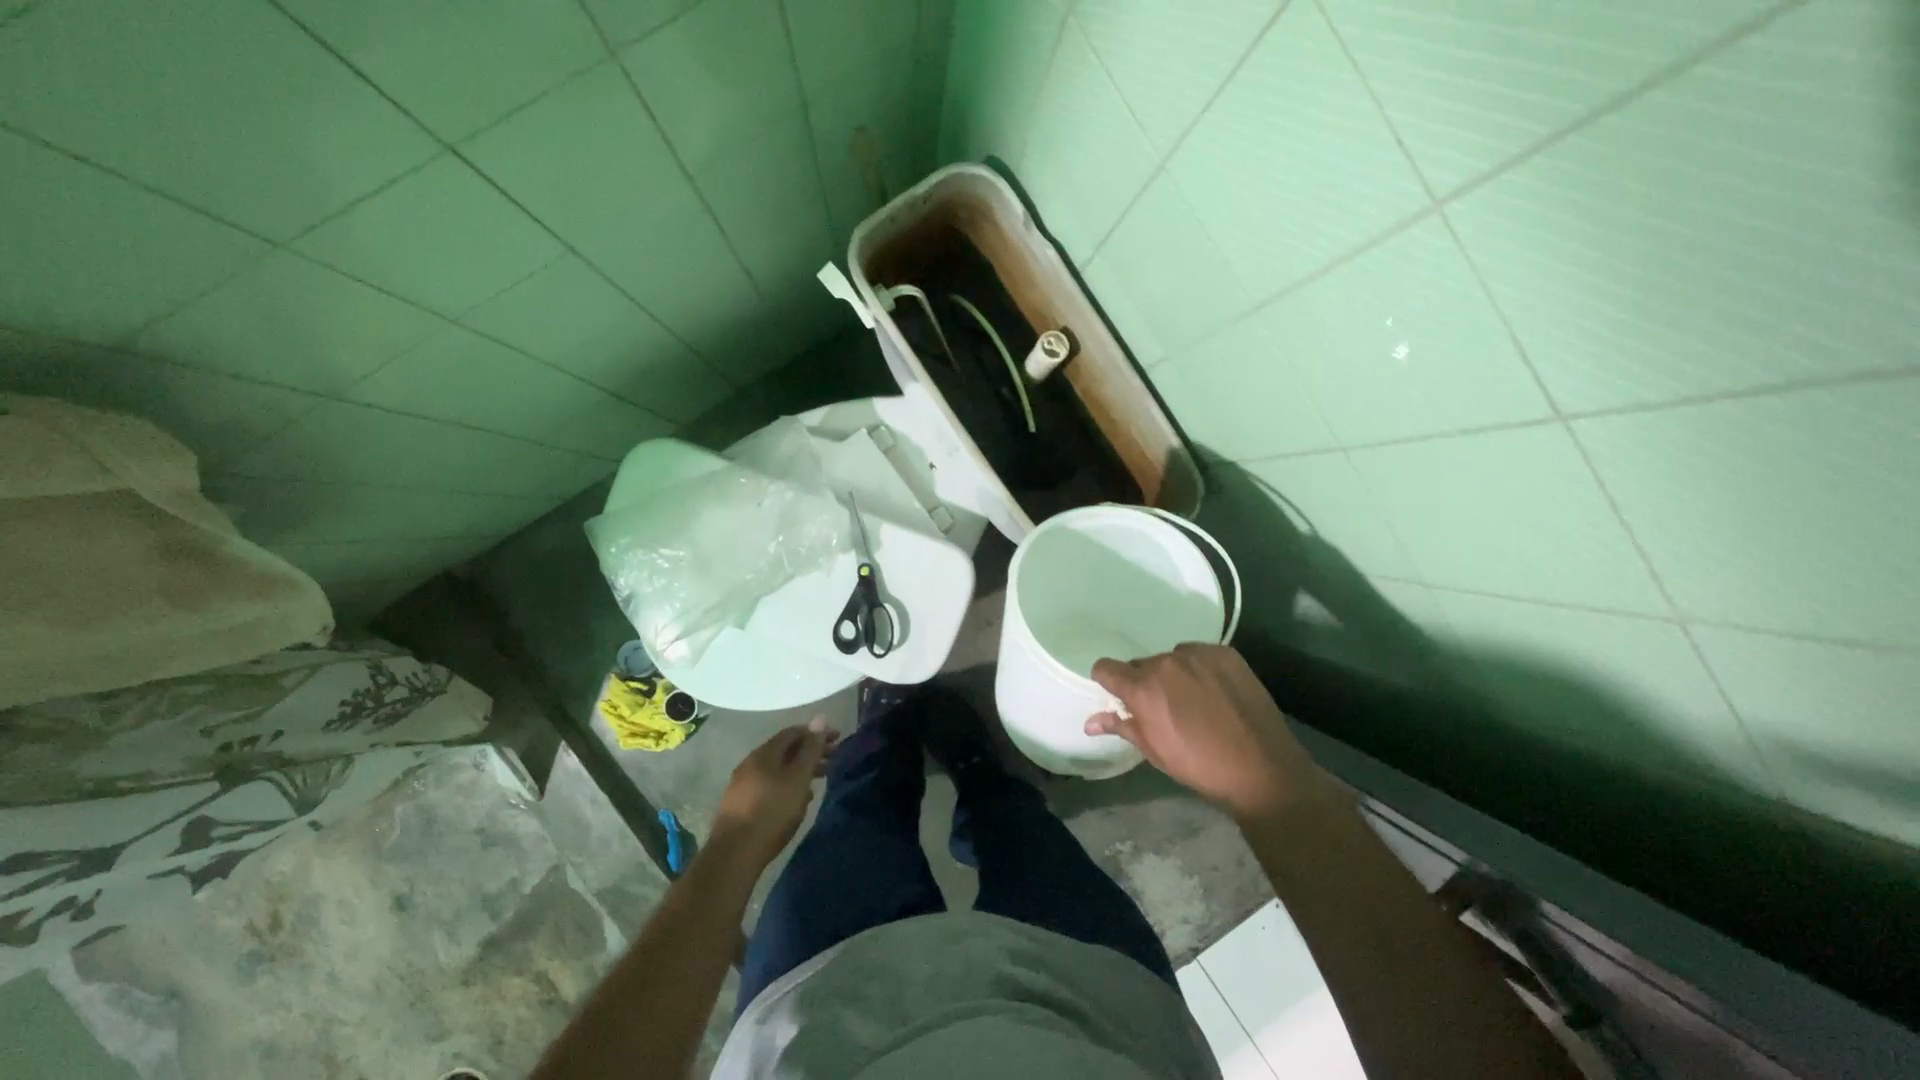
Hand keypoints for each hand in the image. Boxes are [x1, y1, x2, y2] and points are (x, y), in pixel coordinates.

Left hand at [711, 718, 838, 867]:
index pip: (793, 732)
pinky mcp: (742, 805)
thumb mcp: (798, 779)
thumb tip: (819, 718)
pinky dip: (788, 785)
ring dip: (800, 770)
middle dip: (810, 752)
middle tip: (834, 760)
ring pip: (778, 770)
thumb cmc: (772, 812)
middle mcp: (750, 764)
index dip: (816, 733)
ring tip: (820, 780)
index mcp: (764, 754)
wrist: (735, 853)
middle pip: (785, 751)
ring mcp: (743, 785)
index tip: (838, 739)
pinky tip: (798, 800)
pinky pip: (770, 786)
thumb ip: (810, 749)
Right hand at [1086, 644, 1334, 821]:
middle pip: (1142, 665)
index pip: (1106, 668)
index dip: (1108, 682)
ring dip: (1174, 675)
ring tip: (1194, 702)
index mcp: (1142, 688)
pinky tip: (1215, 693)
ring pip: (1172, 659)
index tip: (1120, 698)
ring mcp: (1199, 655)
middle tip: (1164, 709)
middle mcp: (1166, 662)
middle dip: (1145, 683)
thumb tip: (1090, 722)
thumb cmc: (1199, 765)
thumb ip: (1121, 726)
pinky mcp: (1226, 654)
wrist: (1261, 768)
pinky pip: (1200, 654)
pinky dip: (1200, 669)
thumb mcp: (1154, 751)